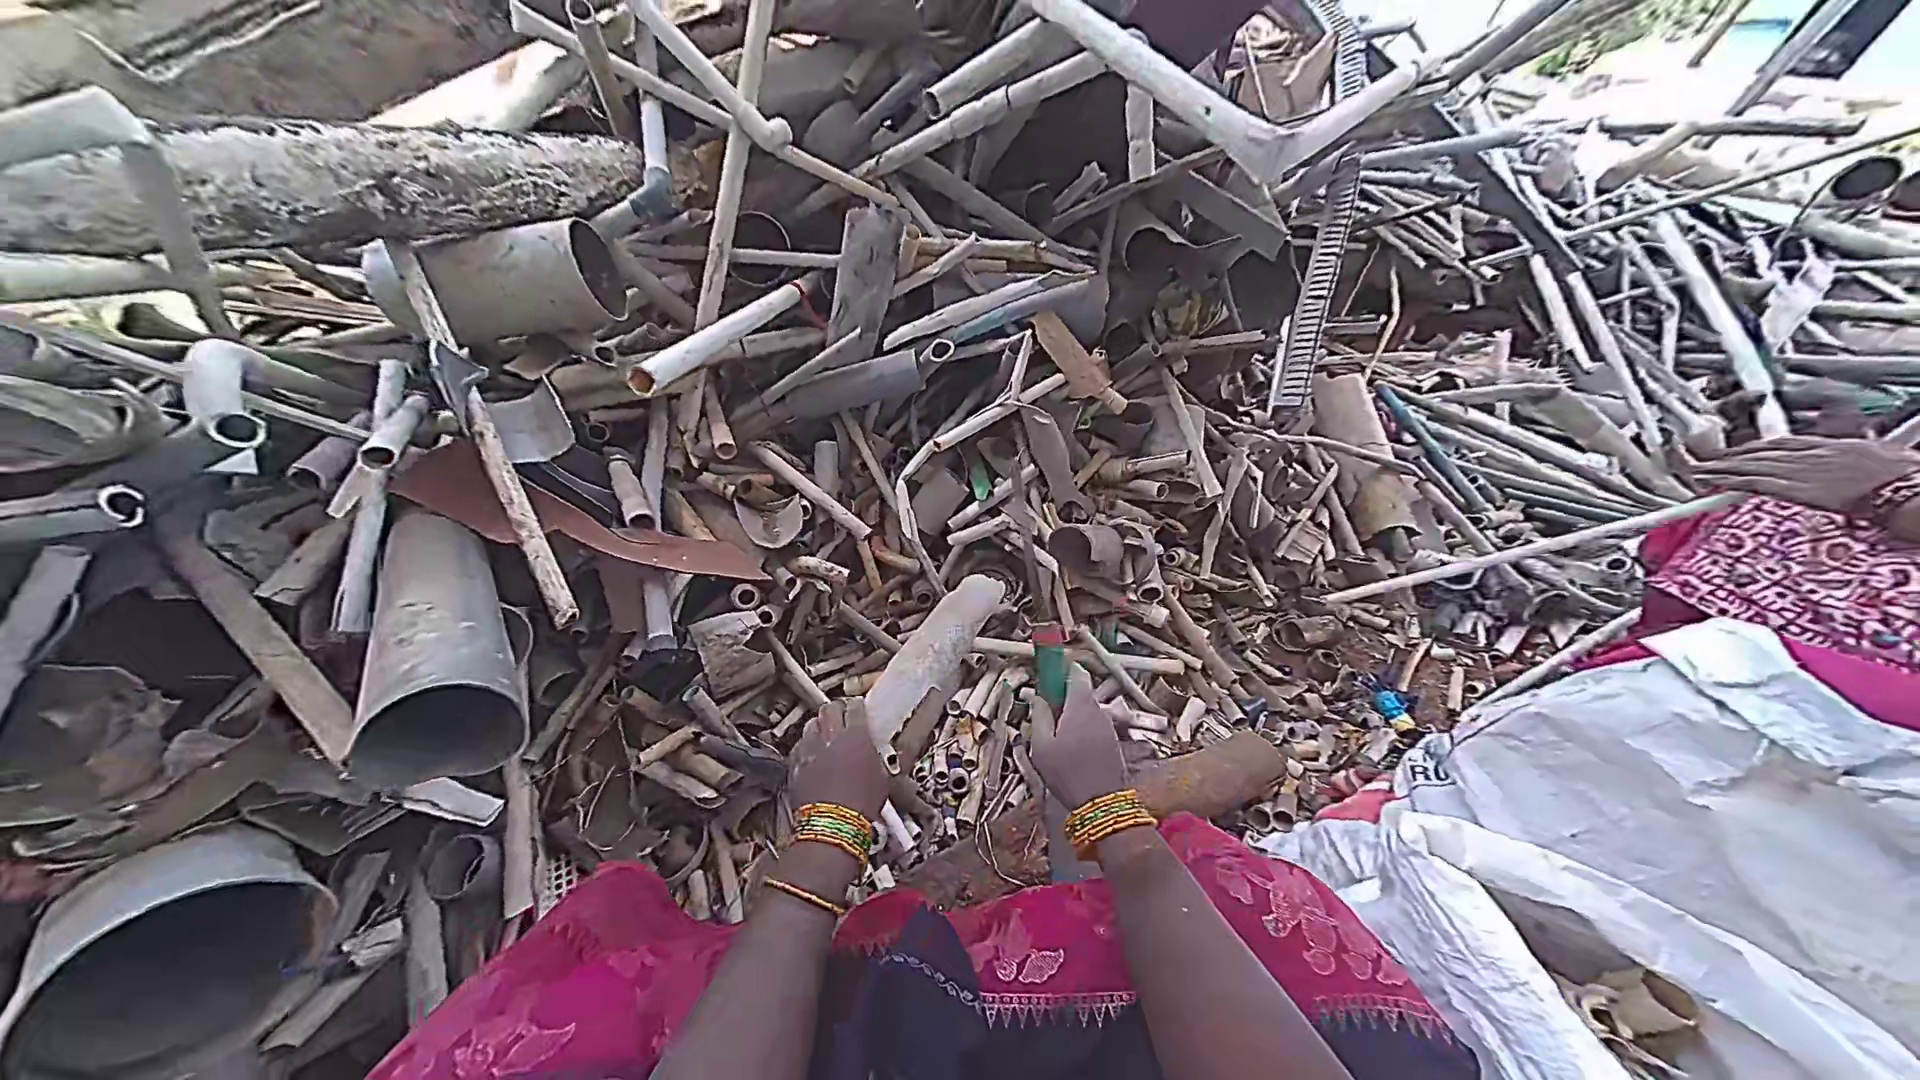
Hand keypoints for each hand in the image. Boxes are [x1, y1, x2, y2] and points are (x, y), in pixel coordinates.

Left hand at [788, 700, 886, 820]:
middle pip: (829, 708)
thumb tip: (872, 753)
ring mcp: (809, 750)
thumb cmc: (859, 808)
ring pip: (811, 724)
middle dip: (836, 709)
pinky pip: (800, 746)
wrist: (833, 828)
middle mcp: (830, 737)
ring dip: (820, 726)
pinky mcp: (795, 765)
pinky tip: (814, 756)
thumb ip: (875, 756)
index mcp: (856, 736)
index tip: (858, 709)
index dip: (857, 706)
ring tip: (827, 735)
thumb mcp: (882, 777)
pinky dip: (807, 746)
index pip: (854, 707)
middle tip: (842, 715)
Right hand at [1031, 664, 1129, 810]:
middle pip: (1080, 692)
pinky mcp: (1112, 742)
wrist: (1102, 805)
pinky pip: (1094, 726)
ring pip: (1086, 710)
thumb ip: (1039, 716)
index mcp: (1080, 706)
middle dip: (1062, 697)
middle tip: (1045, 714)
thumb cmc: (1068, 774)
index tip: (1047, 676)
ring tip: (1055, 738)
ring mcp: (1108, 727)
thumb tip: (1038, 698)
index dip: (1060, 668)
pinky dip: (1081, 730)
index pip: (1075, 672)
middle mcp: (1098, 711)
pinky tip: (1070, 750)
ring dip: (1071, 716)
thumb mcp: (1041, 746)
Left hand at [1693, 435, 1919, 513]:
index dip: (1758, 446)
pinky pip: (1750, 481)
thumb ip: (1861, 454)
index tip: (1742, 449)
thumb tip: (1858, 454)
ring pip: (1749, 465)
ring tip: (1699, 468)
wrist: (1911, 490)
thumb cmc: (1907, 478)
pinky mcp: (1792, 488)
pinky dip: (1726, 480)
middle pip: (1761, 452)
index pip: (1786, 442)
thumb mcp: (1886, 456)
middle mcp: (1812, 455)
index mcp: (1836, 445)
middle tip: (1709, 458)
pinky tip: (1709, 480)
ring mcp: (1800, 470)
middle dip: (1732, 456)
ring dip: (1720, 467)